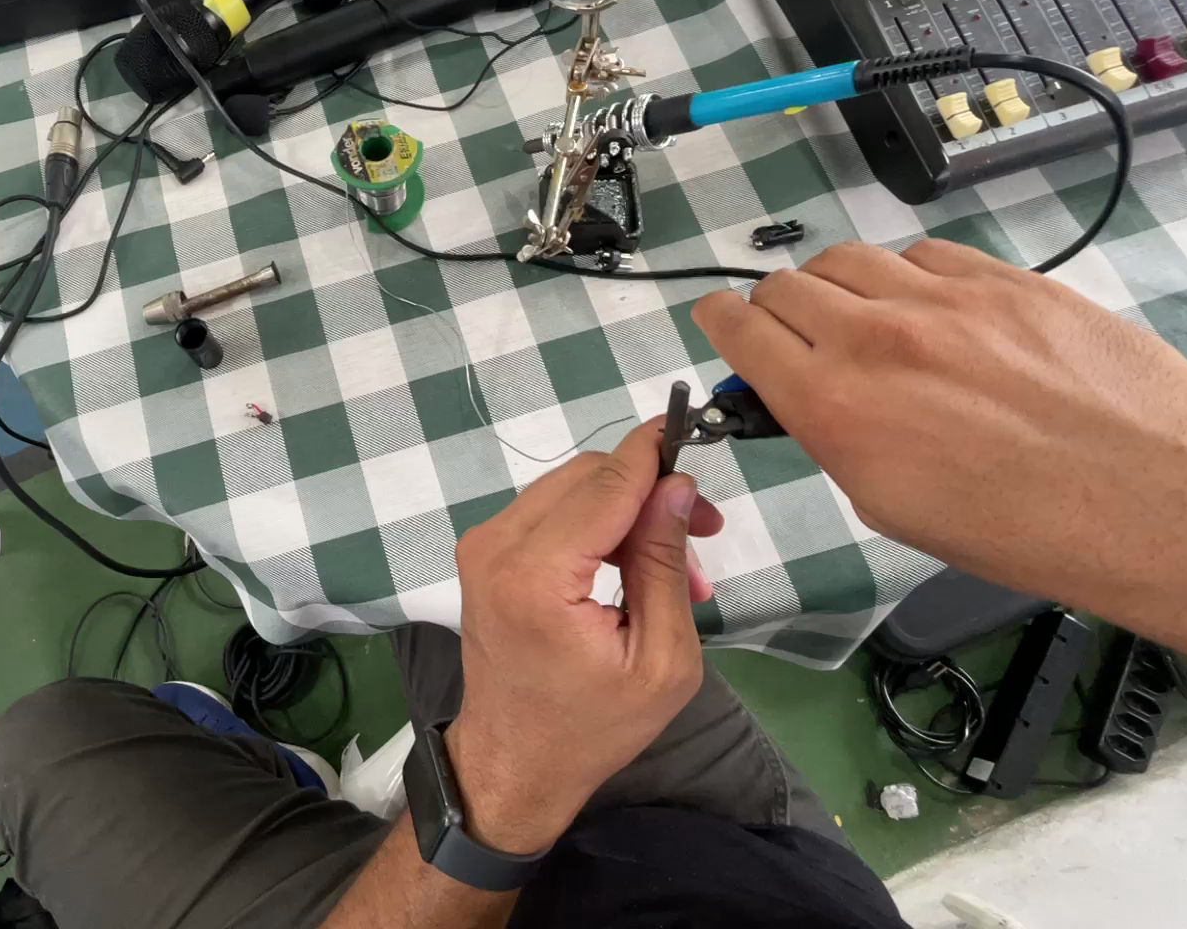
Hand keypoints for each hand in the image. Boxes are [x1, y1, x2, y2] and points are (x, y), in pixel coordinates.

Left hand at [444, 420, 723, 855]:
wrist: (512, 758)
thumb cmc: (593, 726)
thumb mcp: (660, 658)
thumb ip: (664, 562)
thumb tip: (677, 487)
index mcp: (537, 575)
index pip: (604, 485)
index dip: (650, 454)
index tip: (689, 428)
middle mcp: (497, 545)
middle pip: (583, 477)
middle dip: (646, 489)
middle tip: (705, 529)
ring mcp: (481, 545)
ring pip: (565, 488)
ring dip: (622, 508)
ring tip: (675, 563)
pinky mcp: (482, 551)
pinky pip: (546, 511)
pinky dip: (591, 523)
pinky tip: (627, 563)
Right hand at [689, 239, 1186, 610]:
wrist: (1152, 502)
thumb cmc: (1002, 524)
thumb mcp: (874, 496)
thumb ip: (818, 428)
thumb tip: (793, 389)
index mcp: (827, 400)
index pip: (735, 325)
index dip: (715, 319)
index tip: (720, 323)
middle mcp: (870, 336)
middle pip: (780, 284)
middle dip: (773, 309)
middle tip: (798, 336)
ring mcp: (941, 299)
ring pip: (843, 258)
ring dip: (833, 286)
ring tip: (862, 316)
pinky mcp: (1004, 279)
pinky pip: (921, 253)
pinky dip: (904, 276)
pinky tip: (929, 309)